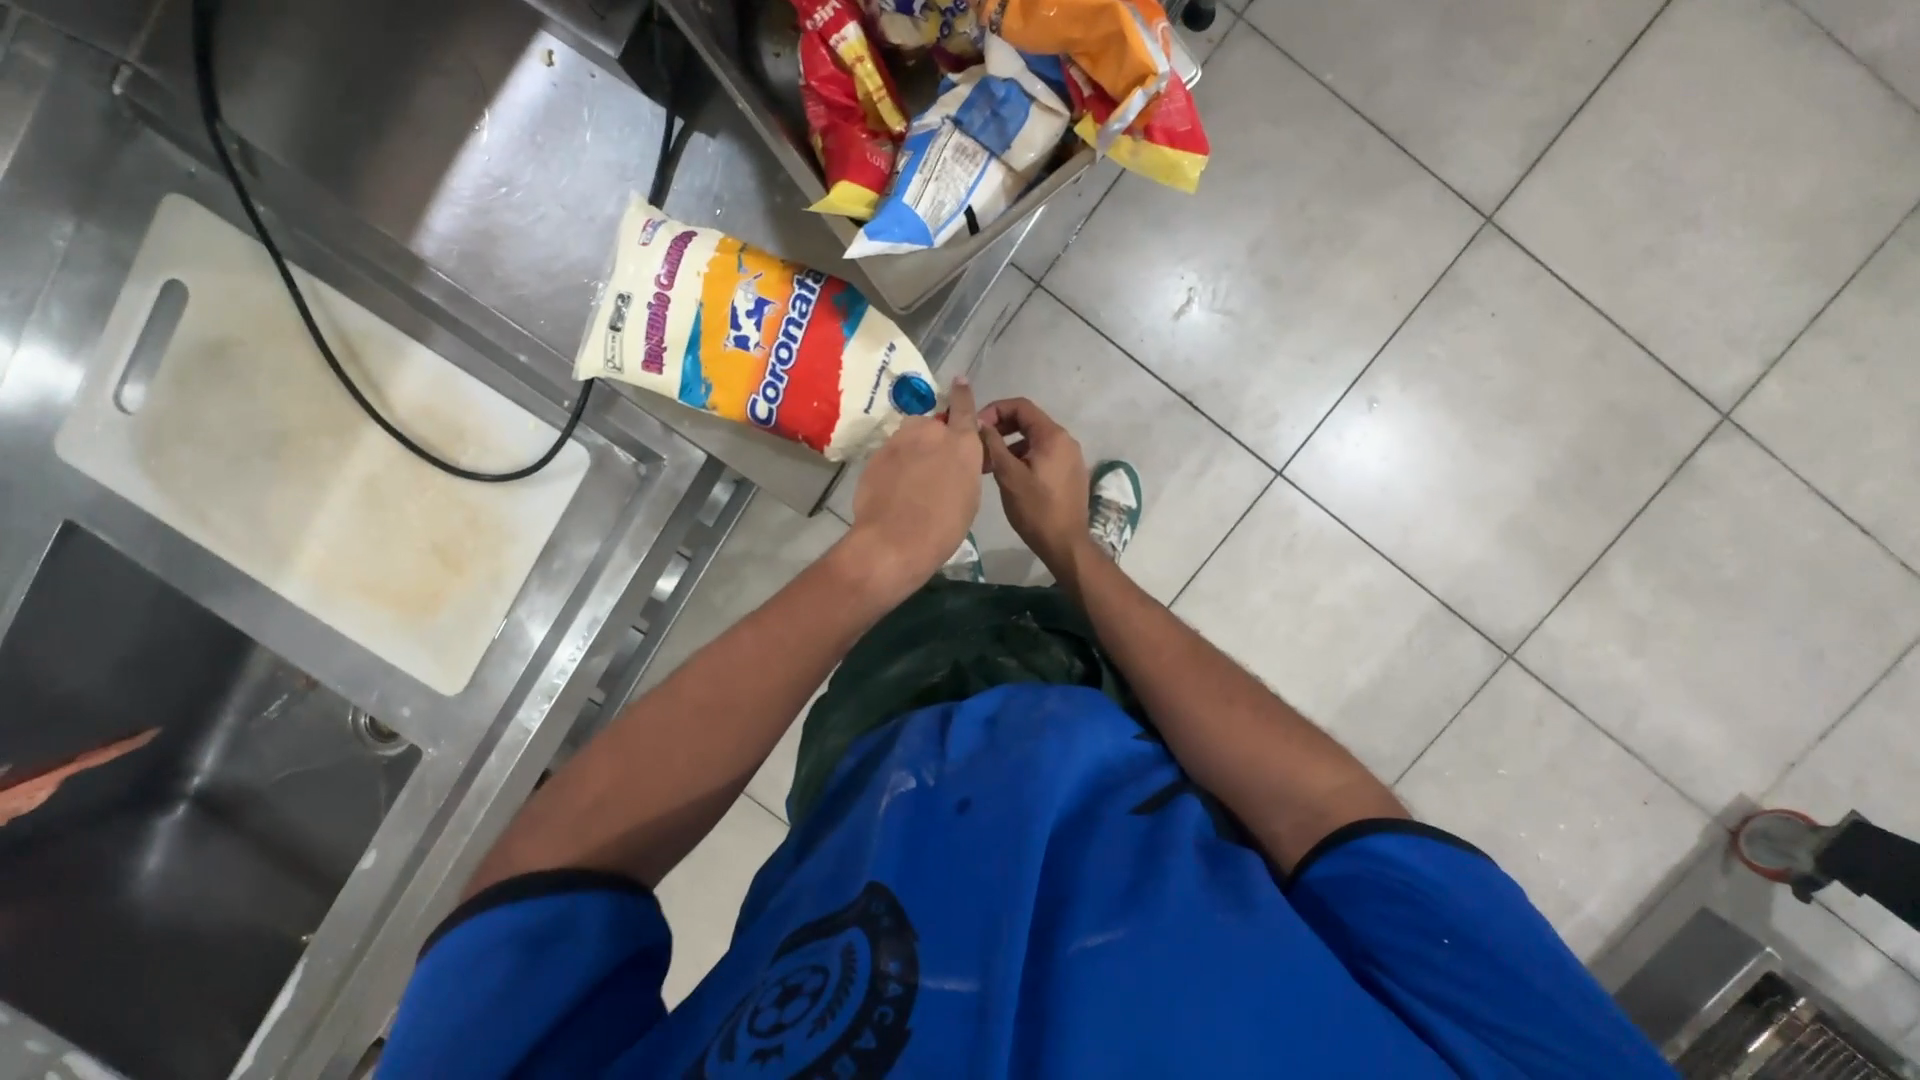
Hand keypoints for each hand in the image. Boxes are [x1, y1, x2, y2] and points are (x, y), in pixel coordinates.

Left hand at [845, 377, 985, 598]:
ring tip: (911, 478)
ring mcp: (900, 441)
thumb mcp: (968, 497)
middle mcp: (931, 433)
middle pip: (933, 425)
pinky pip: (890, 453)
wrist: (894, 540)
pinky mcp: (876, 454)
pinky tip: (893, 489)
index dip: (962, 394)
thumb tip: (953, 462)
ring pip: (909, 436)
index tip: (959, 381)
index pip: (964, 407)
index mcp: (962, 443)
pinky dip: (894, 465)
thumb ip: (963, 468)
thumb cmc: (944, 527)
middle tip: (932, 467)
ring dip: (912, 449)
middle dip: (933, 438)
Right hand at [977, 397, 1094, 586]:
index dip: (994, 410)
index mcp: (1052, 436)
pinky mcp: (1070, 473)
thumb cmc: (1035, 509)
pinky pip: (1044, 455)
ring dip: (1010, 446)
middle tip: (979, 447)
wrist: (1065, 543)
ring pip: (1034, 440)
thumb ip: (993, 444)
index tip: (975, 427)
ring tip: (989, 466)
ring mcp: (1070, 457)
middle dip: (1000, 429)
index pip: (1021, 406)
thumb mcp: (1008, 475)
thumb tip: (980, 423)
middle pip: (1028, 421)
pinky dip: (1023, 458)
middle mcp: (1065, 440)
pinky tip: (1009, 477)